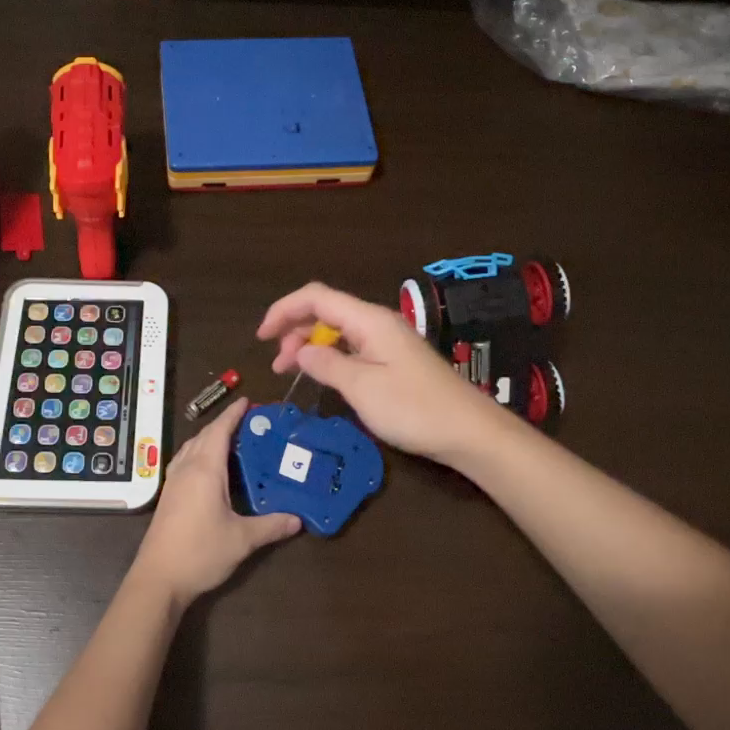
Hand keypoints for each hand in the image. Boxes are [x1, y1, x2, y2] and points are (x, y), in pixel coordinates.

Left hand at [128, 398, 300, 604]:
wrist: (158, 578)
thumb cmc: (201, 552)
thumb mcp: (242, 539)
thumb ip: (271, 525)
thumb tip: (299, 518)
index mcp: (205, 470)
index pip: (219, 431)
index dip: (233, 414)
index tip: (248, 401)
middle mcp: (186, 469)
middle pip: (204, 436)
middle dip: (224, 425)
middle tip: (249, 423)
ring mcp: (173, 482)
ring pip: (191, 449)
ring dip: (209, 439)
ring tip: (232, 441)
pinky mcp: (168, 497)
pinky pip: (185, 462)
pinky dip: (199, 454)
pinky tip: (210, 469)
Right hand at [257, 282, 515, 465]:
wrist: (468, 431)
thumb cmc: (414, 408)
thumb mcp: (361, 388)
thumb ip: (327, 364)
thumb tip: (300, 350)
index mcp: (369, 320)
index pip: (316, 297)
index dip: (283, 310)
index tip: (261, 337)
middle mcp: (377, 323)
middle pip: (326, 311)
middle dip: (293, 330)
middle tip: (277, 365)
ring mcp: (388, 342)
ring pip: (338, 330)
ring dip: (309, 345)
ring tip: (291, 371)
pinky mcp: (395, 361)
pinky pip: (352, 347)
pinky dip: (330, 356)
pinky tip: (323, 376)